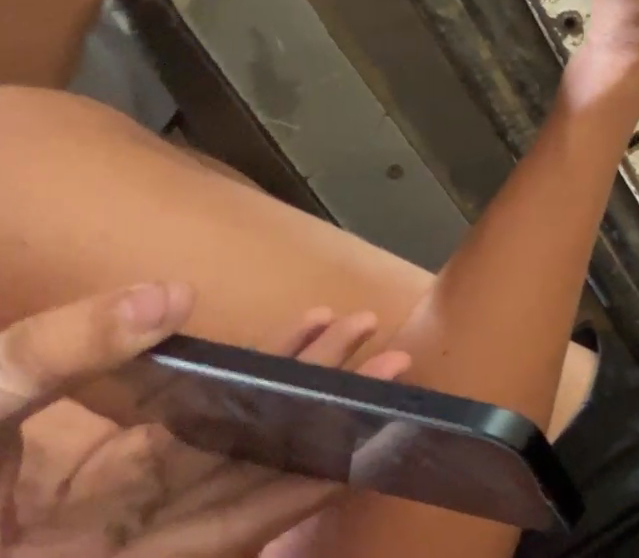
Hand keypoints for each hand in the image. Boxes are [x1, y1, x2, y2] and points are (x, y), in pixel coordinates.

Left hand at [0, 284, 409, 556]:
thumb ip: (60, 348)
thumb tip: (174, 293)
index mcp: (71, 461)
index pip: (192, 401)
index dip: (262, 359)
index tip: (319, 318)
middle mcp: (111, 502)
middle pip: (238, 435)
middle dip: (309, 382)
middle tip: (372, 333)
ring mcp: (126, 544)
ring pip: (250, 479)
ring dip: (321, 429)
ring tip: (389, 374)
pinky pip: (230, 534)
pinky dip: (295, 499)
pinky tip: (346, 461)